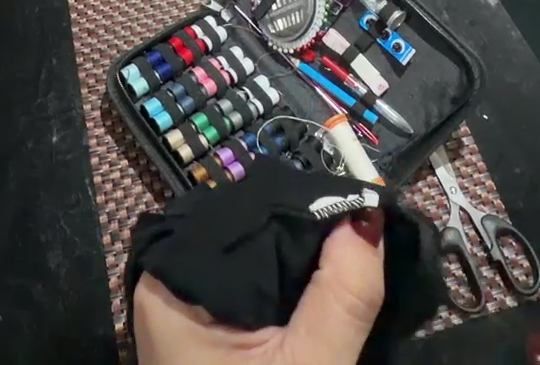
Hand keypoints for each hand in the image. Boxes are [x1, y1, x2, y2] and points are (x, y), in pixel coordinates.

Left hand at [133, 210, 385, 364]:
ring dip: (305, 261)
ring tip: (355, 258)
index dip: (307, 211)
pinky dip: (290, 286)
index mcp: (173, 278)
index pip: (247, 214)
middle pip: (251, 230)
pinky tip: (326, 288)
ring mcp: (186, 305)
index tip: (363, 213)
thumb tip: (369, 216)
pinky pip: (254, 284)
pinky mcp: (206, 328)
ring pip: (258, 255)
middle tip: (369, 236)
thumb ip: (341, 295)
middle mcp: (170, 279)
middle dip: (309, 235)